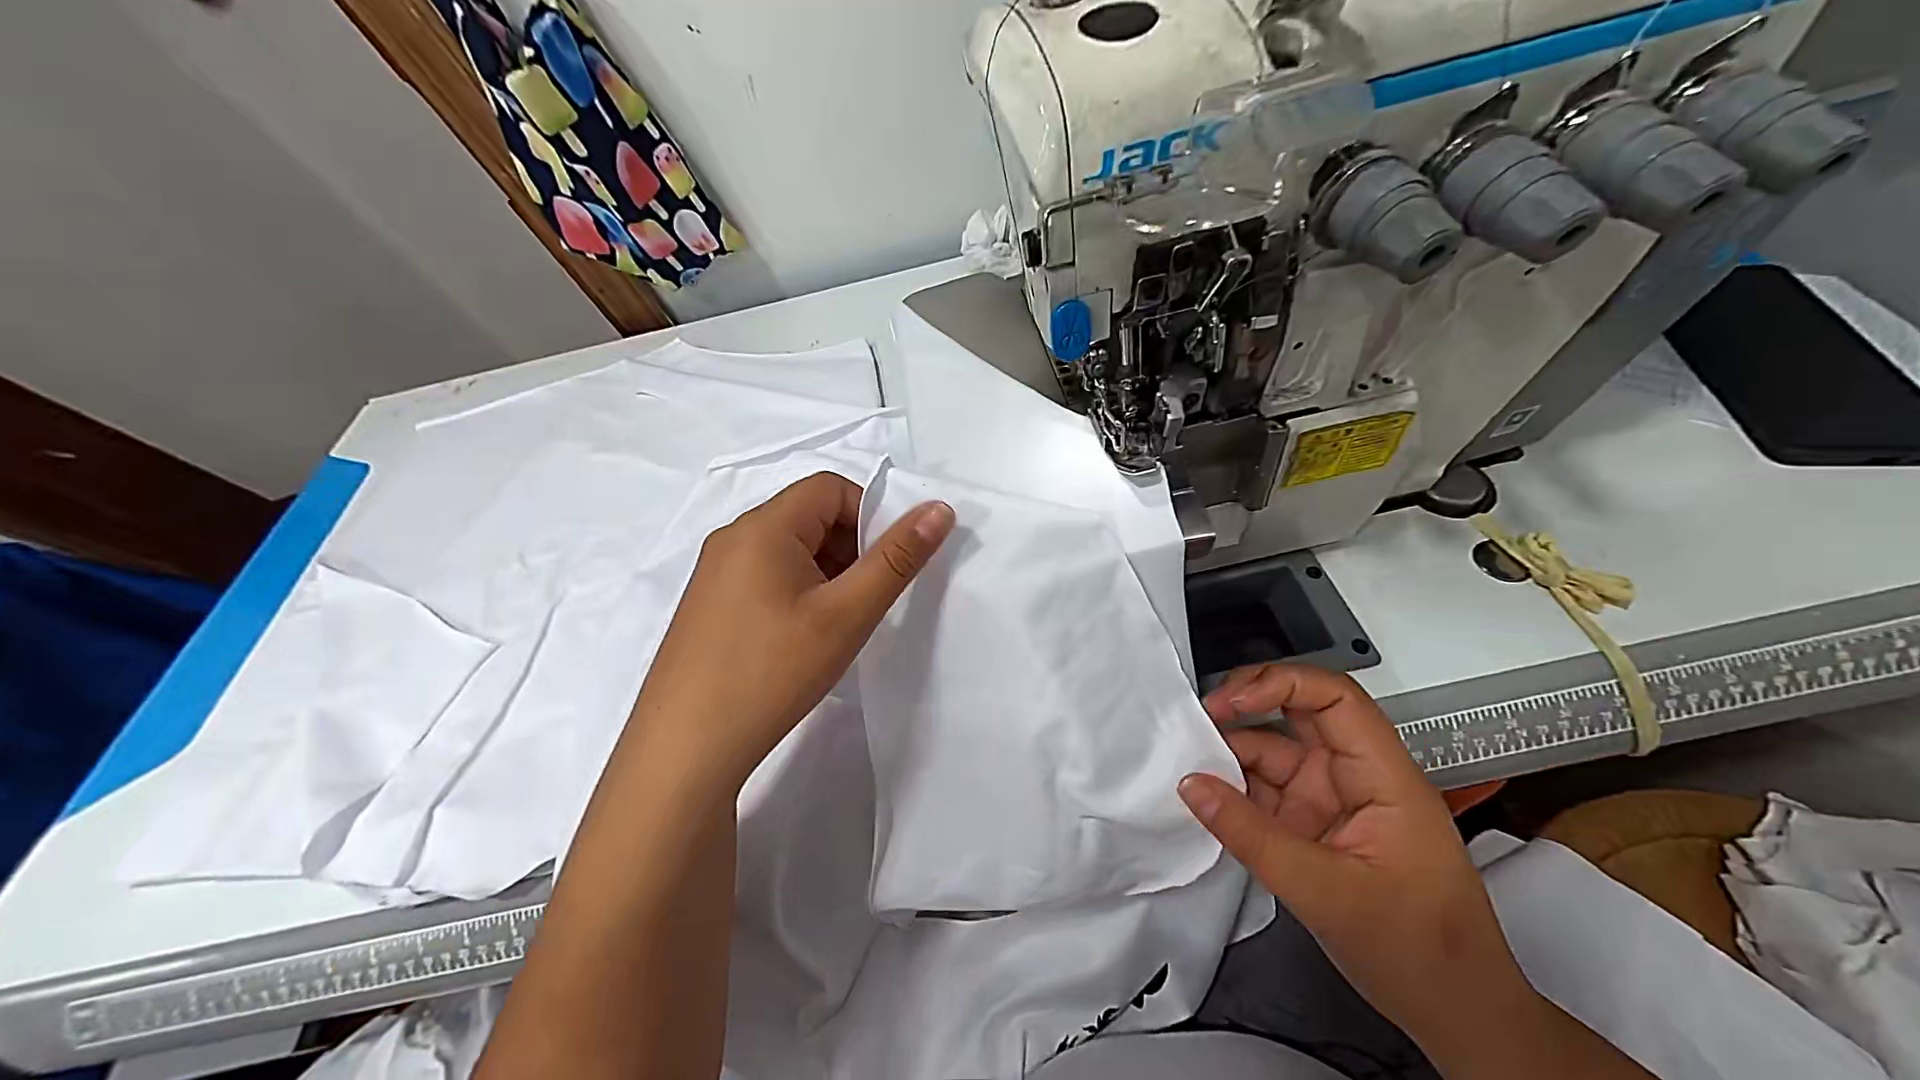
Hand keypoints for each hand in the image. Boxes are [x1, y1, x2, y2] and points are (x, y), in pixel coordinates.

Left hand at [632, 471, 954, 787]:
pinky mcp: (709, 606)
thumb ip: (896, 558)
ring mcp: (715, 574)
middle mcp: (732, 538)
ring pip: (789, 550)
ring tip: (839, 625)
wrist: (686, 750)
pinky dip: (797, 592)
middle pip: (808, 516)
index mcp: (762, 527)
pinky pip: (765, 577)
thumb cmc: (772, 672)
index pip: (830, 488)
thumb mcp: (846, 614)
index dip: (871, 514)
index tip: (889, 563)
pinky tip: (803, 639)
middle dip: (851, 547)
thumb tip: (939, 509)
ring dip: (826, 572)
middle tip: (868, 599)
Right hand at [1176, 664, 1531, 1046]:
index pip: (1335, 698)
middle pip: (1297, 712)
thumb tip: (1191, 785)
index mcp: (1383, 777)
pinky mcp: (1309, 823)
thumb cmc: (1423, 953)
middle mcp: (1355, 775)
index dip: (1279, 683)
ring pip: (1271, 751)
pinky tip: (1202, 795)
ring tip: (1186, 765)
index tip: (1229, 702)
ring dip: (1228, 753)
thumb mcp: (1327, 893)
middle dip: (1243, 707)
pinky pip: (1262, 789)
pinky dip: (1229, 789)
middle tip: (1193, 722)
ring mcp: (1329, 798)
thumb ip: (1251, 835)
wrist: (1456, 1012)